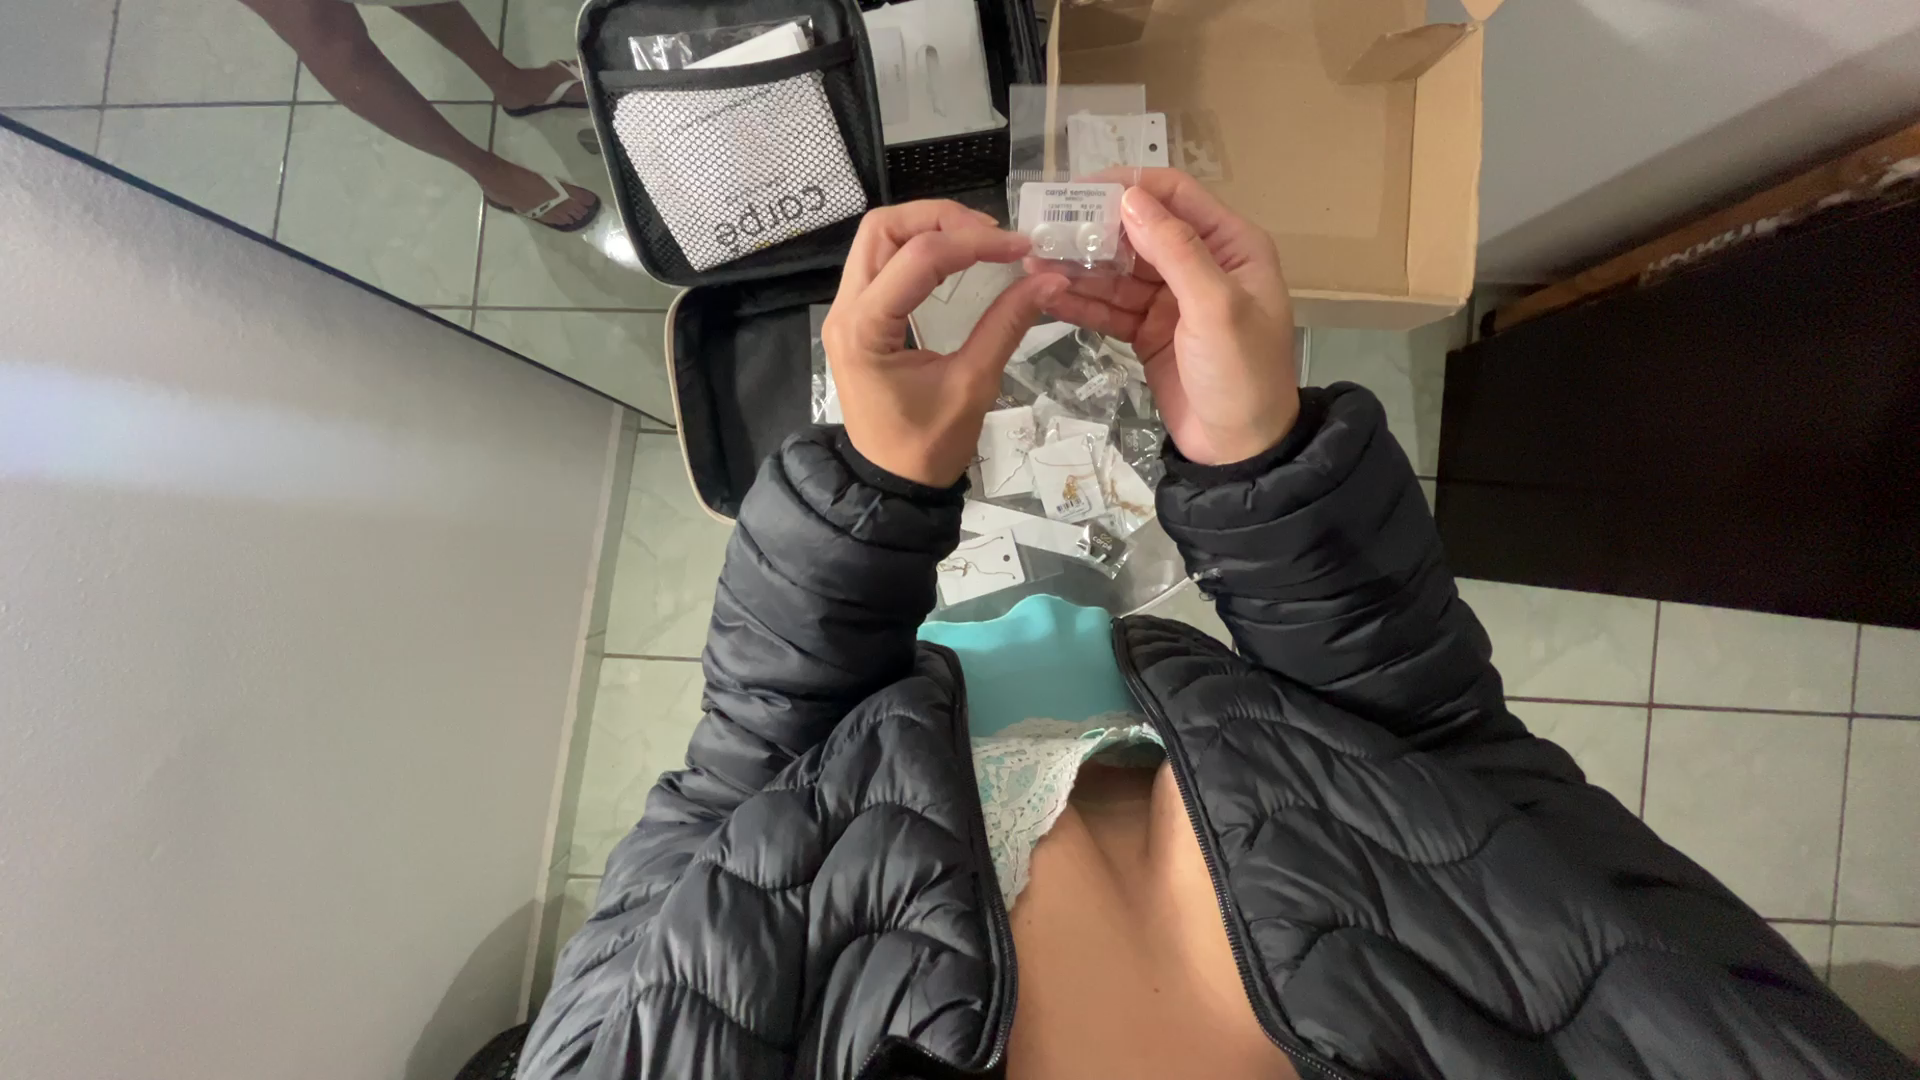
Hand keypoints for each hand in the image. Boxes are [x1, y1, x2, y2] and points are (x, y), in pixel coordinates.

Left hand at [824, 201, 1068, 485]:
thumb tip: (1050, 280)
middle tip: (990, 235)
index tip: (1021, 247)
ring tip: (977, 242)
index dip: (973, 242)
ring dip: (927, 230)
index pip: (918, 257)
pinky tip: (953, 261)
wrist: (894, 486)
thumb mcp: (973, 386)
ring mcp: (846, 314)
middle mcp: (845, 311)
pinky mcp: (858, 321)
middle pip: (882, 229)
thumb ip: (1006, 326)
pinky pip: (881, 266)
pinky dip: (917, 252)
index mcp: (865, 329)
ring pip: (878, 241)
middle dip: (939, 218)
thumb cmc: (929, 447)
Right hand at [1042, 168, 1297, 465]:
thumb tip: (1130, 198)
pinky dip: (1082, 304)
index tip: (1078, 189)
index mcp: (1230, 246)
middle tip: (1043, 231)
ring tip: (1032, 263)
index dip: (1128, 188)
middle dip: (1092, 232)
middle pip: (1138, 234)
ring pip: (1117, 274)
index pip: (1174, 197)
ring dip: (1078, 270)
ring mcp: (1169, 302)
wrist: (1238, 448)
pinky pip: (1110, 310)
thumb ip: (1175, 250)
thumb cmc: (1241, 372)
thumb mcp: (1215, 306)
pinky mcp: (1146, 333)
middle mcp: (1198, 266)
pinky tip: (1048, 297)